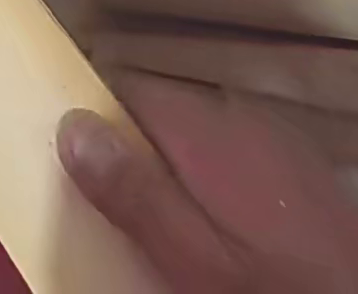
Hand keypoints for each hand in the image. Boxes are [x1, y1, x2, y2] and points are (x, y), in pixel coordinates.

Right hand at [58, 72, 357, 293]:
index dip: (90, 111)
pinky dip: (204, 174)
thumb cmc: (283, 289)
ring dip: (164, 160)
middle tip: (108, 203)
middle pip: (155, 106)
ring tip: (156, 219)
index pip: (123, 84)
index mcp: (203, 124)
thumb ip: (134, 192)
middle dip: (127, 143)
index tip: (65, 150)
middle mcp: (234, 111)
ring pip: (190, 129)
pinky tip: (213, 221)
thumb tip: (70, 122)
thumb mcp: (195, 262)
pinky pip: (226, 147)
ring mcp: (268, 132)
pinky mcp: (292, 159)